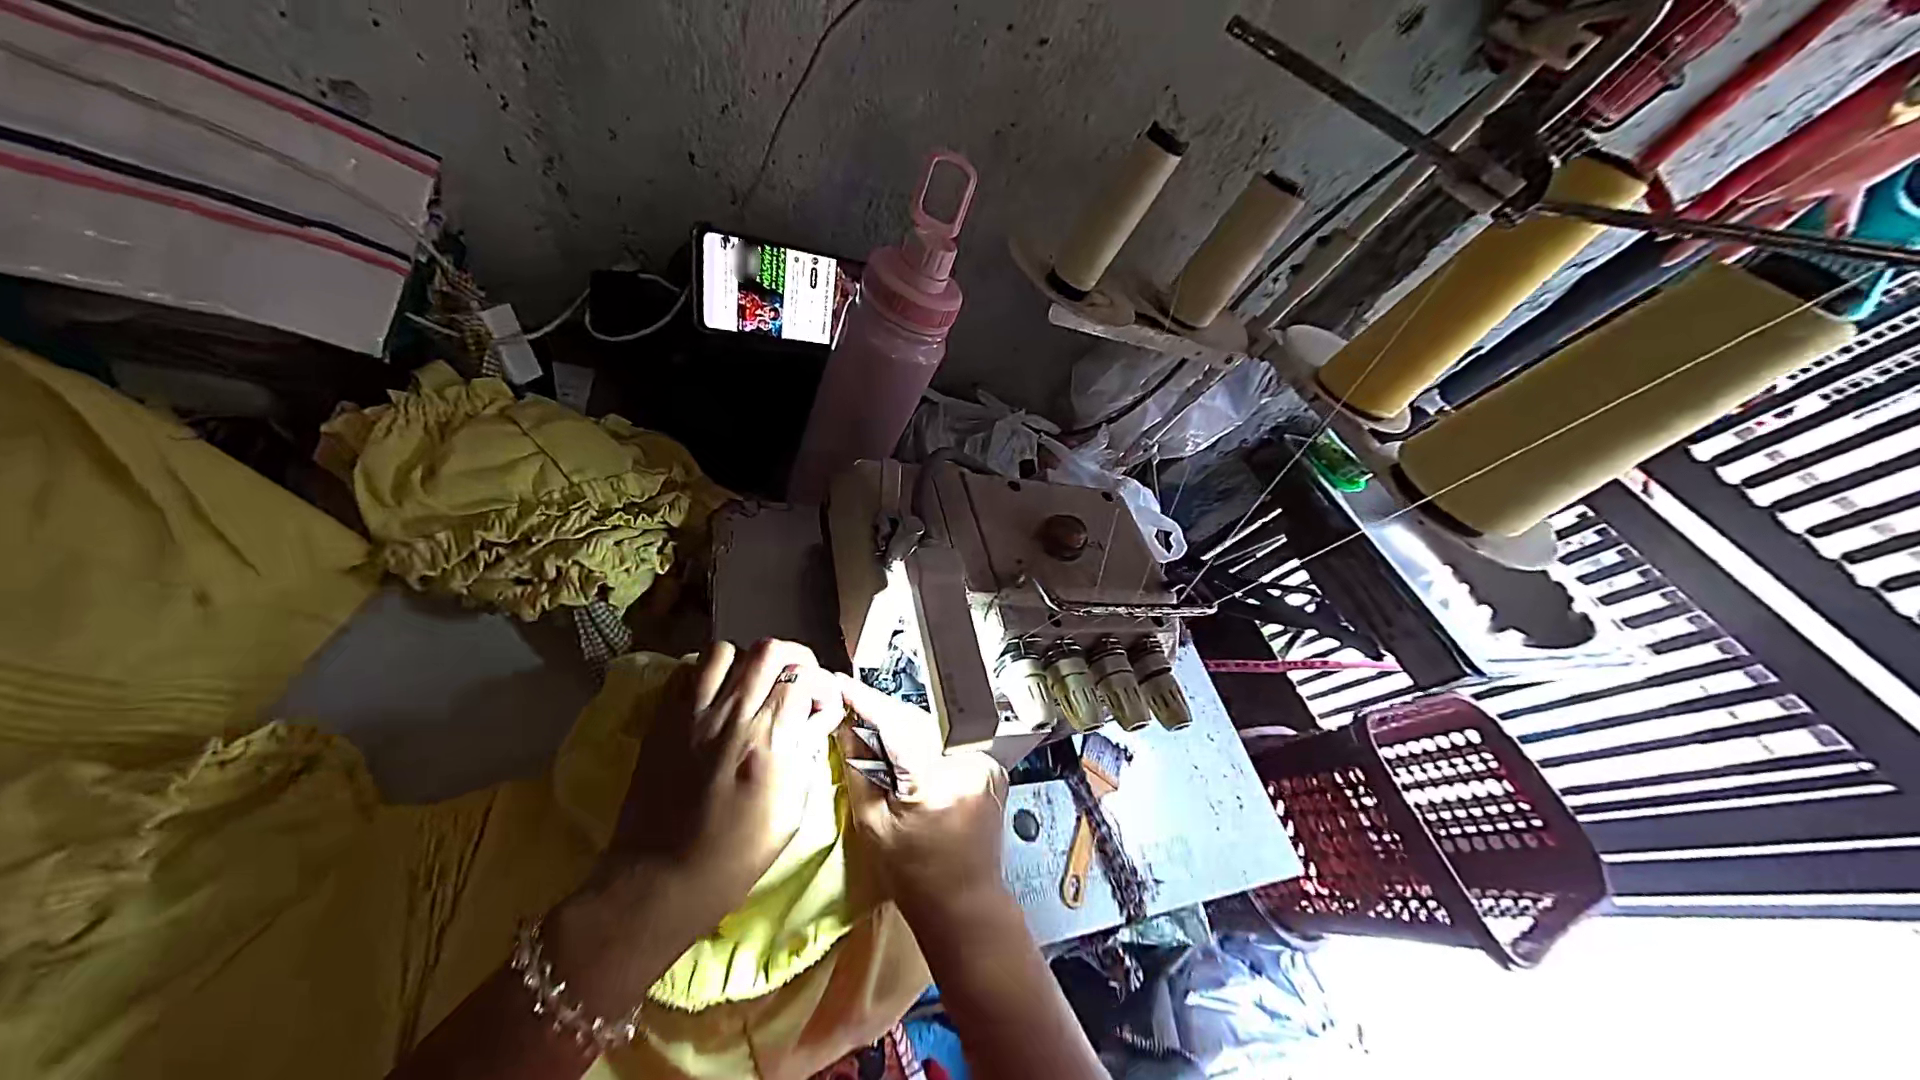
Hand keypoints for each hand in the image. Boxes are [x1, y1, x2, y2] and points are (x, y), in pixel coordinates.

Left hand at [609, 639, 839, 911]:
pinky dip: (707, 673)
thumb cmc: (736, 855)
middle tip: (796, 681)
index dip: (820, 683)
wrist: (663, 879)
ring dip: (747, 661)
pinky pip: (687, 672)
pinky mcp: (661, 720)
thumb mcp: (792, 810)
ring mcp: (691, 715)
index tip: (821, 702)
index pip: (802, 677)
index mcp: (767, 741)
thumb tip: (819, 717)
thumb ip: (808, 752)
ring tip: (753, 686)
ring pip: (725, 650)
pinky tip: (716, 697)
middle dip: (792, 658)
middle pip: (768, 650)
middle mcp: (730, 716)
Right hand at [834, 674, 1009, 923]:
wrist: (965, 902)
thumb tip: (846, 725)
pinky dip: (927, 746)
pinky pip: (949, 744)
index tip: (843, 684)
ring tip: (878, 740)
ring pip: (932, 731)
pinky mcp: (991, 769)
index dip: (867, 701)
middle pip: (916, 722)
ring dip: (905, 729)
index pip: (898, 726)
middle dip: (883, 714)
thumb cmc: (913, 874)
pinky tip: (911, 761)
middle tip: (852, 707)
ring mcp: (984, 767)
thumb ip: (859, 770)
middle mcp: (966, 767)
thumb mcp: (873, 826)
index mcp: (935, 784)